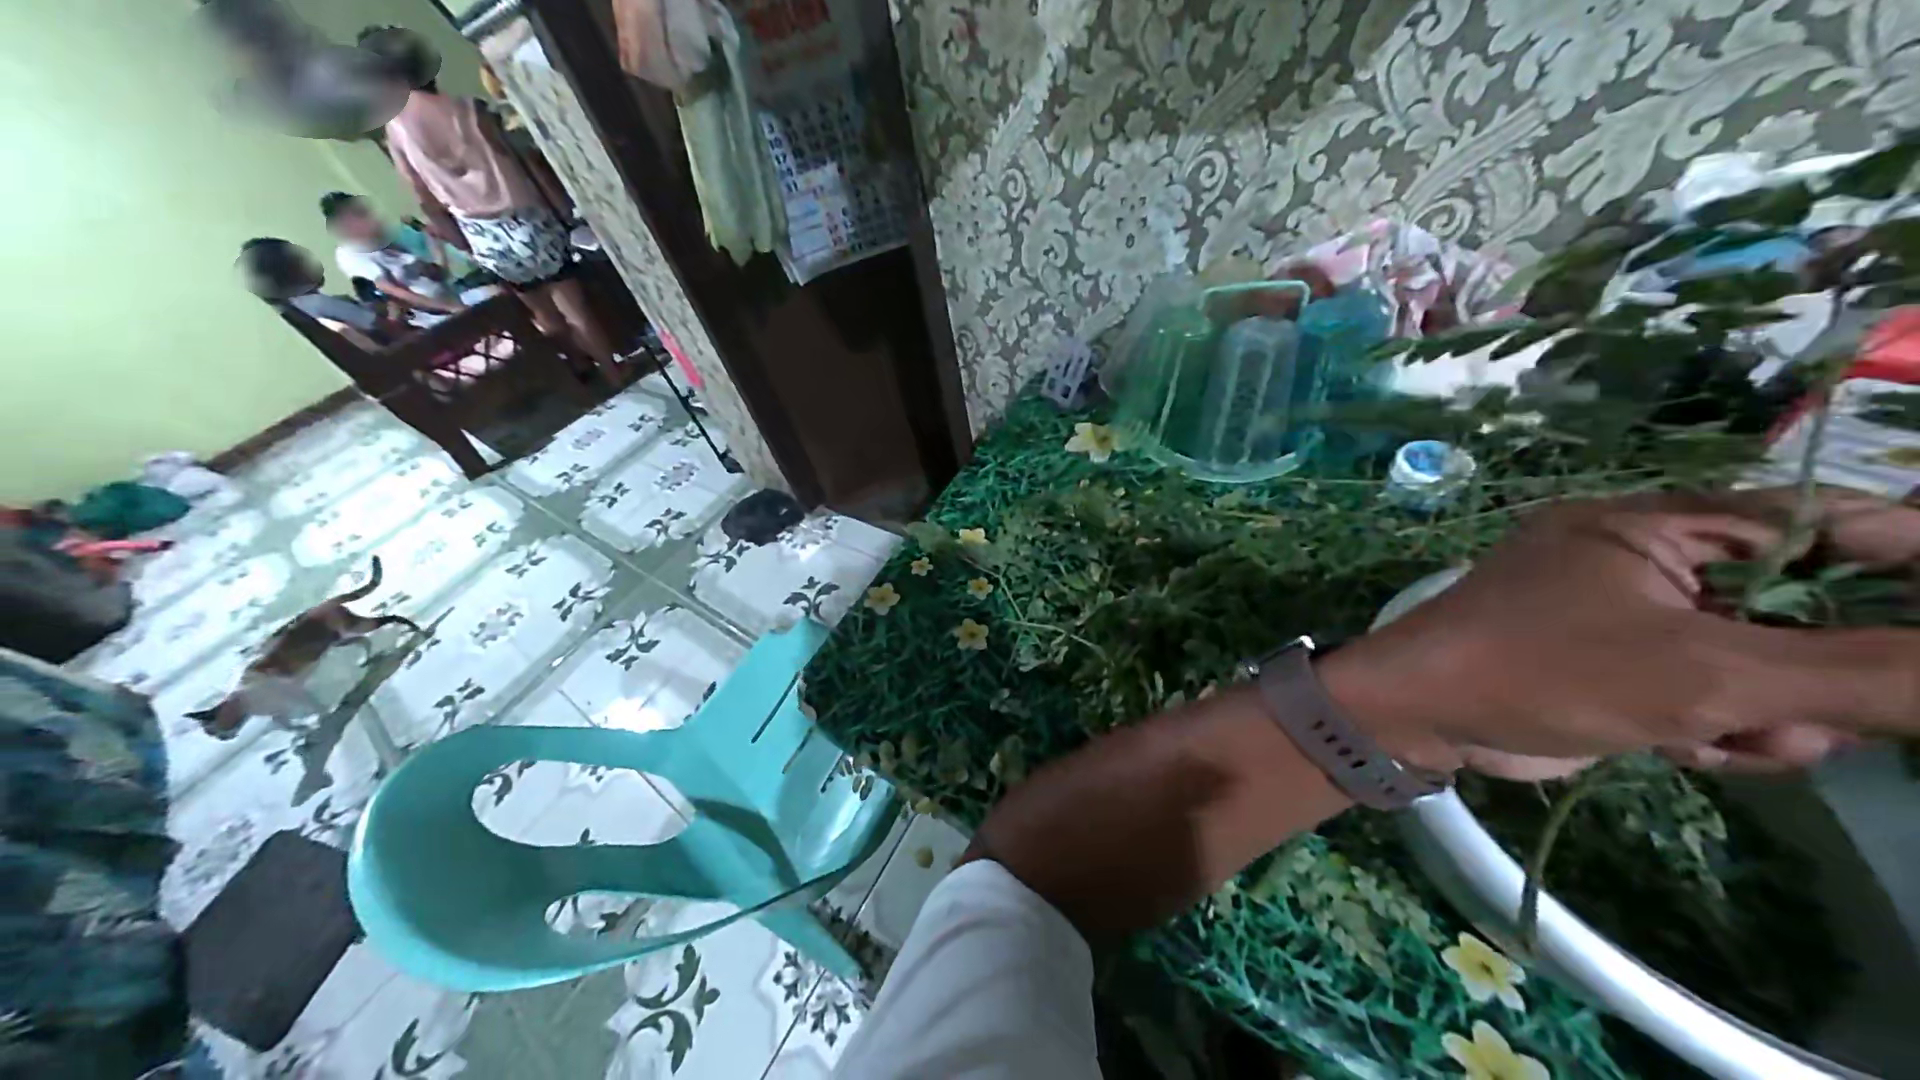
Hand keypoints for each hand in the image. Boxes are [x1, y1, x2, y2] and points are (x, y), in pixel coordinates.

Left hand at [1319, 489, 1919, 777]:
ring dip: (1771, 710)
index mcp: (1651, 526)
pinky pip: (1707, 689)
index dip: (1911, 562)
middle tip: (1818, 711)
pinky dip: (1719, 725)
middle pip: (1800, 600)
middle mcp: (1638, 559)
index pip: (1821, 520)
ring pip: (1761, 659)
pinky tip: (1693, 750)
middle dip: (1824, 668)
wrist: (1420, 713)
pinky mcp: (1610, 664)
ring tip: (1737, 736)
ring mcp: (1622, 614)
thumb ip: (1865, 672)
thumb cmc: (1541, 670)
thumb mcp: (1706, 672)